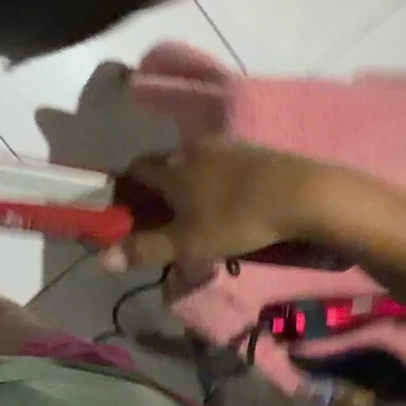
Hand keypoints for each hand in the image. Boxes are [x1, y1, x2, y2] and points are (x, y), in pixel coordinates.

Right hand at [103, 137, 343, 270]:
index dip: (129, 191)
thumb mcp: (188, 243)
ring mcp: (225, 145)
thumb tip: (101, 260)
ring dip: (192, 185)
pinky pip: (223, 164)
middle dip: (161, 191)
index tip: (133, 214)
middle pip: (165, 166)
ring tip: (203, 215)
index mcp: (171, 167)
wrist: (304, 194)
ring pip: (195, 164)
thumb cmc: (236, 219)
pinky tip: (234, 204)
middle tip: (169, 221)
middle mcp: (192, 149)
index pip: (135, 170)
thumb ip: (145, 249)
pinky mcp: (254, 150)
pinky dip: (219, 182)